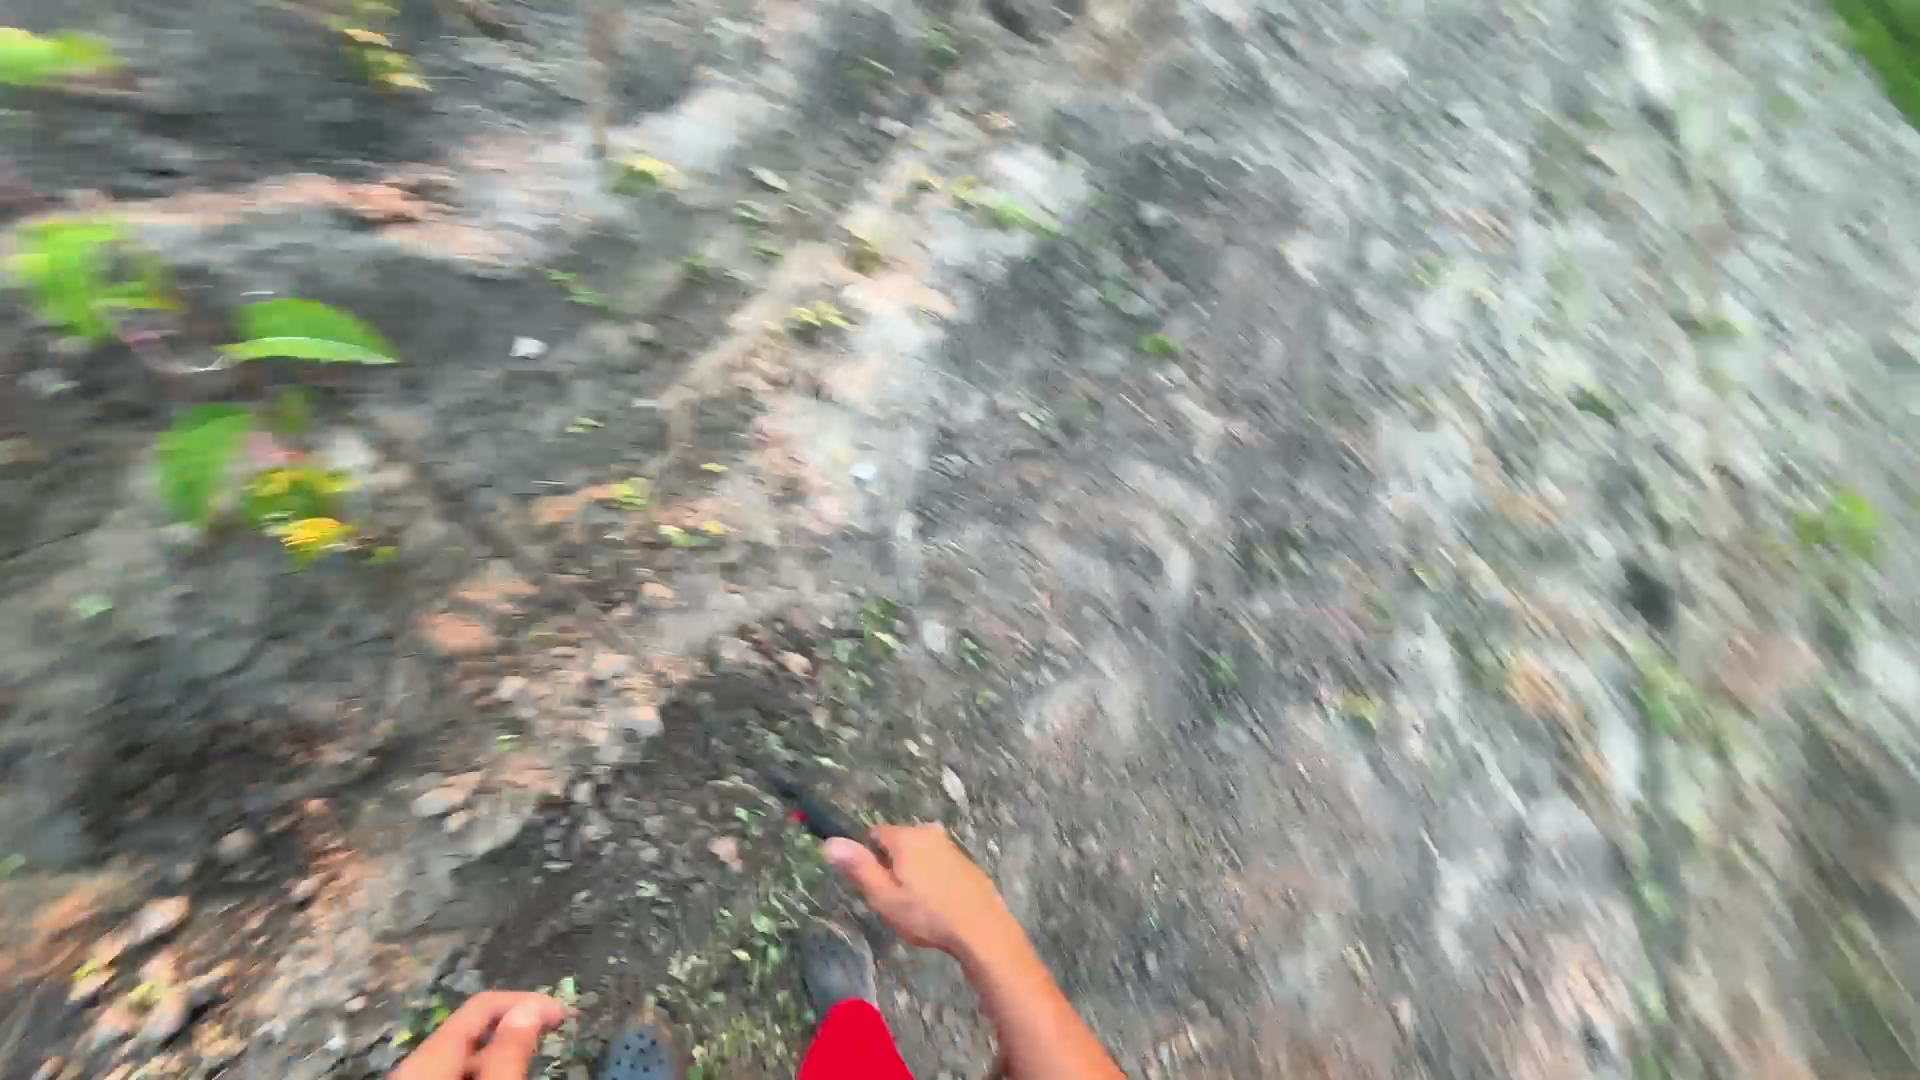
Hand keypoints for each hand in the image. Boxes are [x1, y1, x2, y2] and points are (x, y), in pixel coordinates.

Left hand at [391, 991, 565, 1079]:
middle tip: (554, 1029)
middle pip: (471, 1026)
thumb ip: (508, 1052)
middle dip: (515, 1021)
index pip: (483, 1004)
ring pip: (462, 1051)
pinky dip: (481, 1064)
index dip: (526, 1000)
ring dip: (500, 1045)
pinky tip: (500, 1071)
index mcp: (431, 1054)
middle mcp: (415, 1062)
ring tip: (532, 1051)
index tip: (562, 1013)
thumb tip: (532, 1007)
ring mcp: (413, 1078)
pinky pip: (452, 1069)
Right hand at [823, 824, 1016, 957]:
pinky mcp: (964, 859)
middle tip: (896, 899)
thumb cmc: (926, 913)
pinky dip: (932, 876)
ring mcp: (949, 844)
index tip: (876, 885)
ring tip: (917, 904)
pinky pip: (937, 862)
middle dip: (892, 865)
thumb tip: (829, 842)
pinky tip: (937, 902)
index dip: (870, 859)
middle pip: (897, 843)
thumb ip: (859, 867)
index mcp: (905, 836)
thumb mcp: (884, 896)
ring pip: (918, 852)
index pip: (874, 834)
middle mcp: (928, 831)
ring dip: (913, 871)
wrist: (980, 927)